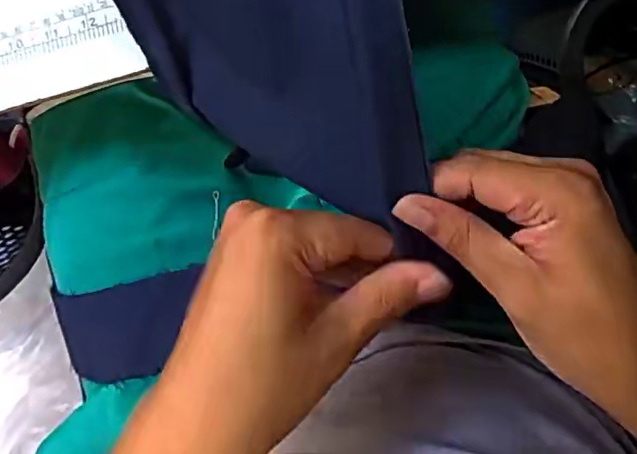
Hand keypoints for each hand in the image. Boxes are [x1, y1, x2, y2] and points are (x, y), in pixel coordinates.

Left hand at [115, 202, 450, 453]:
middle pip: (329, 233)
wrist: (197, 422)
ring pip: (308, 240)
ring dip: (335, 268)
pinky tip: (324, 300)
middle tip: (392, 299)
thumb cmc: (267, 383)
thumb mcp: (335, 338)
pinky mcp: (230, 247)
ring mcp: (237, 229)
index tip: (421, 279)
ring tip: (361, 304)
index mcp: (277, 228)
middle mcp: (253, 213)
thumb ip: (387, 296)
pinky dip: (306, 269)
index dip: (391, 257)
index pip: (354, 231)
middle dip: (361, 264)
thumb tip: (439, 273)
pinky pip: (283, 246)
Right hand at [394, 150, 636, 453]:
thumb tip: (406, 203)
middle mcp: (566, 168)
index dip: (434, 189)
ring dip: (466, 195)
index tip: (403, 217)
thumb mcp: (516, 289)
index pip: (473, 168)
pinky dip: (489, 200)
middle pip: (484, 164)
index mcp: (557, 187)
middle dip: (448, 191)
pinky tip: (472, 225)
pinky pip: (514, 182)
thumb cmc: (585, 338)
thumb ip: (461, 237)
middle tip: (416, 225)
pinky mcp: (571, 191)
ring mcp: (572, 177)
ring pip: (496, 170)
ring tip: (438, 227)